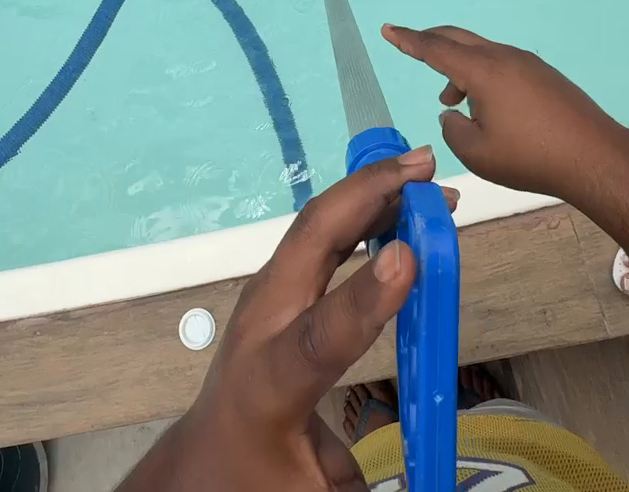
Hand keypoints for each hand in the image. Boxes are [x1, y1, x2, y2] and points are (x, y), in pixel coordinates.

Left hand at [118, 147, 451, 491]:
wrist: (202, 457)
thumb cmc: (254, 476)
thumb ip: (363, 477)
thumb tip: (425, 473)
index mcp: (268, 383)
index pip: (316, 339)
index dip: (365, 298)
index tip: (411, 257)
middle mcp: (264, 320)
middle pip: (310, 241)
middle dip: (368, 194)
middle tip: (426, 168)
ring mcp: (269, 291)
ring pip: (317, 225)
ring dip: (369, 192)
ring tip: (424, 177)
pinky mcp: (279, 282)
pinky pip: (321, 234)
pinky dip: (360, 209)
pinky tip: (397, 202)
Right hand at [382, 24, 628, 202]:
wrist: (596, 159)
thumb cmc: (530, 157)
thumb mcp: (477, 153)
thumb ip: (453, 131)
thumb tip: (455, 114)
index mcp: (482, 71)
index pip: (434, 49)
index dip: (407, 40)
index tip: (388, 28)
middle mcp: (503, 57)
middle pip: (458, 38)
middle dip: (430, 40)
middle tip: (411, 44)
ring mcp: (528, 64)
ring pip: (481, 53)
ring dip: (459, 68)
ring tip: (450, 101)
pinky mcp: (545, 76)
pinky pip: (501, 64)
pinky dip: (482, 76)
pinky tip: (487, 107)